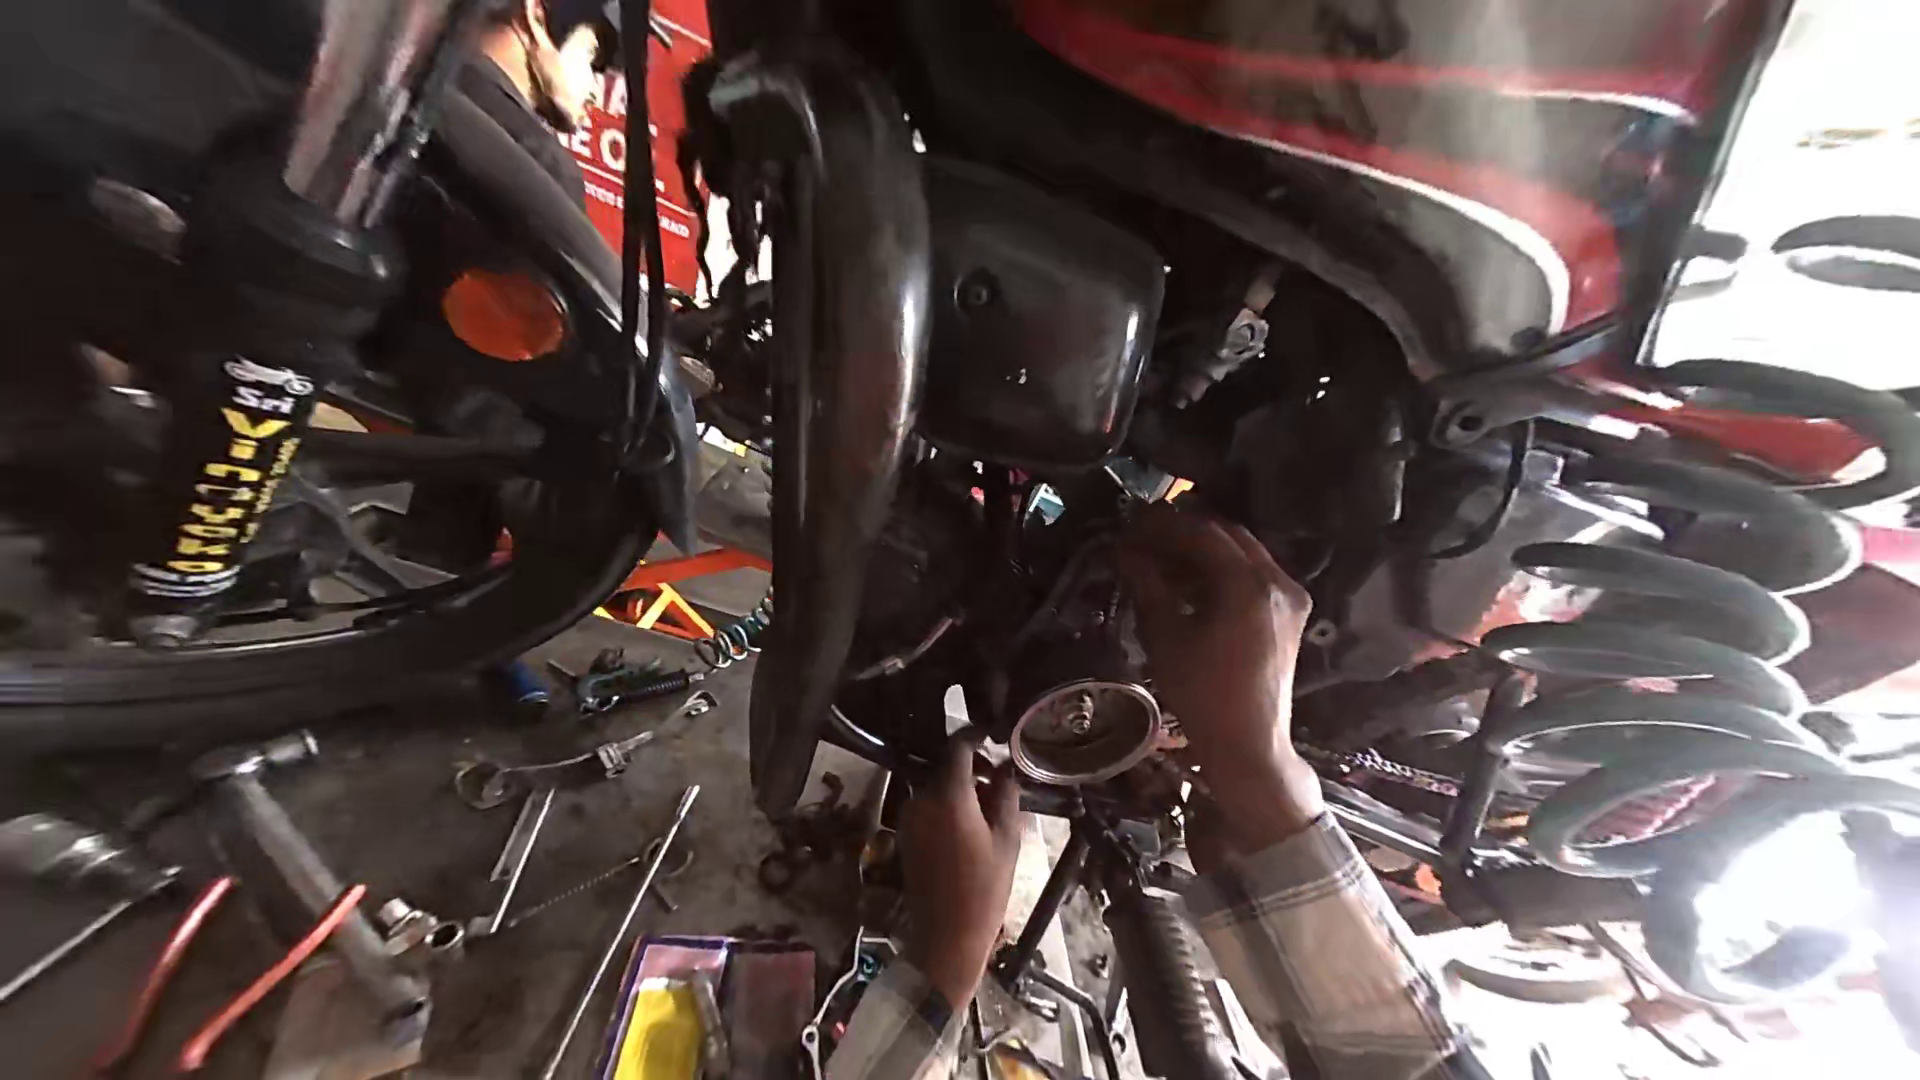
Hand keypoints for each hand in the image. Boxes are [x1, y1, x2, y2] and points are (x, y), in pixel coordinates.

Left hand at [899, 732, 1024, 1004]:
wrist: (945, 938)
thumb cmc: (984, 890)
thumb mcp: (1006, 840)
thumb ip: (1006, 795)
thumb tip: (1006, 767)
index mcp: (948, 796)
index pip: (957, 746)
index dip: (975, 733)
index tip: (992, 733)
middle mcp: (922, 798)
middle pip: (947, 766)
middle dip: (973, 767)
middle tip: (999, 780)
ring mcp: (909, 815)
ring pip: (937, 785)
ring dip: (960, 787)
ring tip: (988, 807)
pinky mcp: (905, 831)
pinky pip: (928, 803)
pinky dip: (946, 803)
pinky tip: (967, 824)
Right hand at [1117, 505, 1323, 854]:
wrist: (1249, 743)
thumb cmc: (1201, 693)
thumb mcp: (1164, 635)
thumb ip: (1146, 583)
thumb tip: (1123, 549)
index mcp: (1247, 586)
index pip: (1201, 534)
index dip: (1163, 524)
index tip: (1131, 522)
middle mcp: (1277, 581)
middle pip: (1226, 534)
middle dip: (1184, 529)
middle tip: (1145, 534)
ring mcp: (1290, 596)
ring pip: (1242, 550)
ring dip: (1203, 546)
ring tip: (1163, 553)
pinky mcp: (1292, 612)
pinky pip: (1254, 570)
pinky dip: (1222, 565)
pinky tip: (1192, 577)